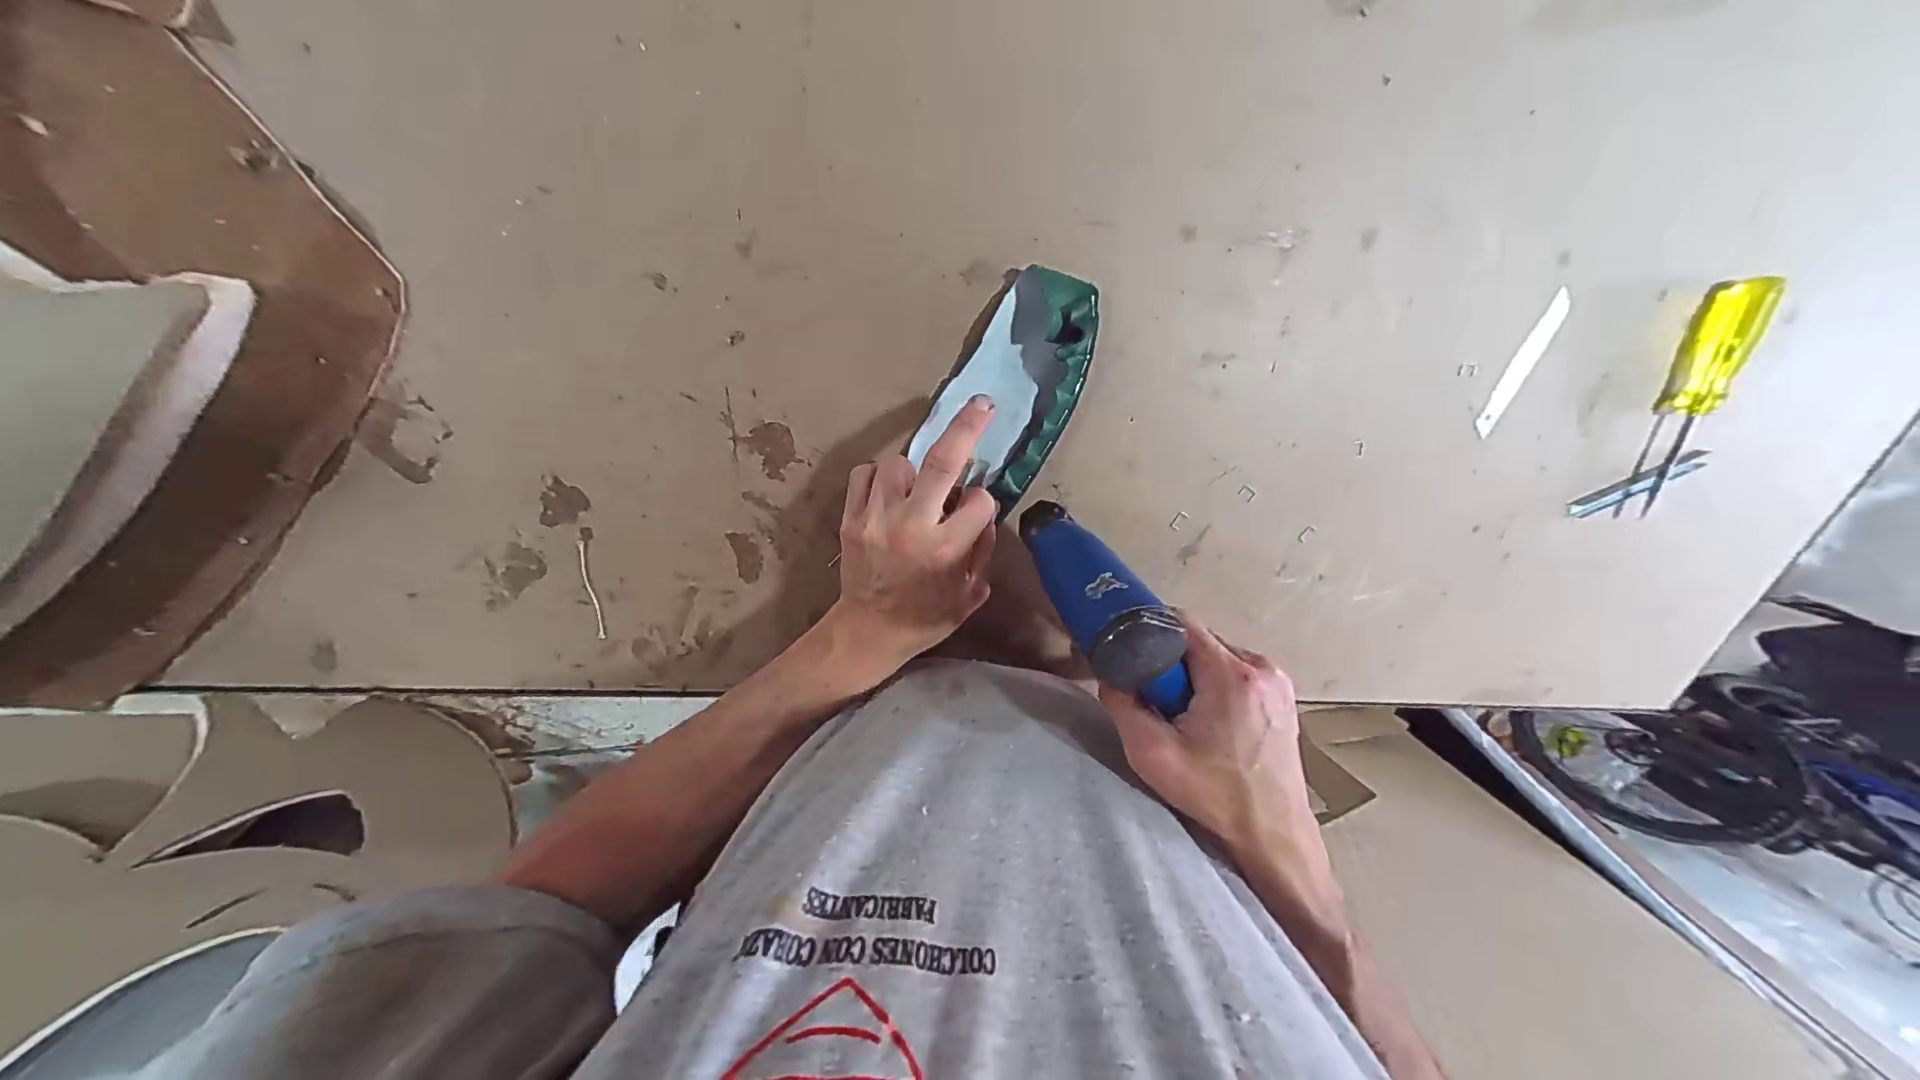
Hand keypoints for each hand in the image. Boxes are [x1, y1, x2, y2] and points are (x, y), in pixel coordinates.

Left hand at [827, 394, 998, 671]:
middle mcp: (911, 527)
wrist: (868, 632)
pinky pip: (864, 474)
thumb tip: (983, 509)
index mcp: (946, 550)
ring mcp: (875, 520)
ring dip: (913, 468)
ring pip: (898, 463)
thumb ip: (983, 549)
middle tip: (981, 406)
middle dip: (966, 427)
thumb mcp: (970, 594)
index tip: (976, 508)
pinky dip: (879, 477)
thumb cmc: (926, 618)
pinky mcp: (850, 519)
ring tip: (916, 487)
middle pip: (941, 462)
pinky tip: (888, 493)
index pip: (978, 500)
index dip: (982, 500)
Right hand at [1097, 615, 1314, 853]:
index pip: (1182, 622)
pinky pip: (1237, 670)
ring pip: (1217, 653)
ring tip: (1182, 712)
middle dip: (1171, 659)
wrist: (1273, 835)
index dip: (1150, 632)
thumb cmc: (1215, 796)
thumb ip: (1122, 706)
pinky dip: (1215, 684)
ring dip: (1193, 672)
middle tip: (1156, 696)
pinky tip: (1208, 719)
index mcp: (1232, 675)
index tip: (1132, 655)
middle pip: (1200, 638)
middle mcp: (1262, 668)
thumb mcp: (1151, 754)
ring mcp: (1277, 681)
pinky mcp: (1282, 696)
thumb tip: (1109, 677)